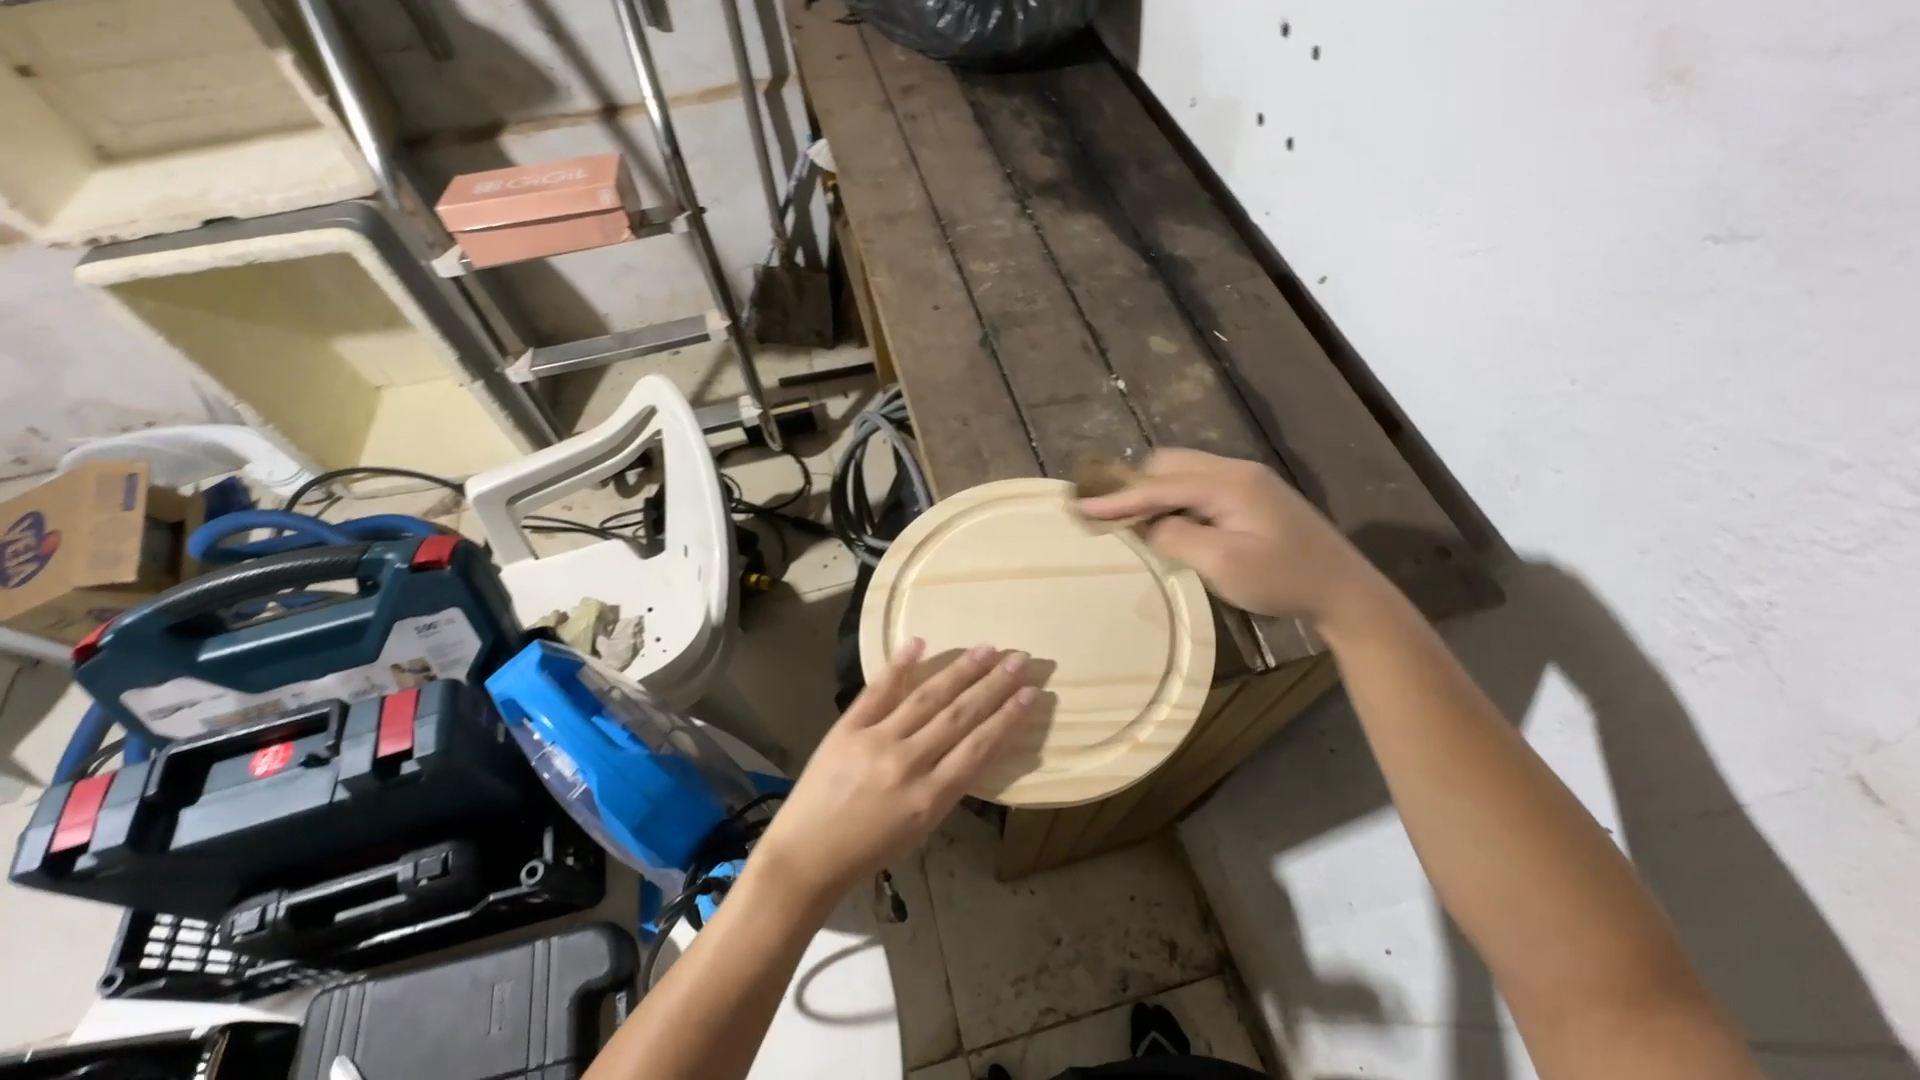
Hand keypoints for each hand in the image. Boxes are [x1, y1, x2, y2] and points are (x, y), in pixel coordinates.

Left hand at [750, 639, 1034, 910]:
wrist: (805, 856)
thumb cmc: (868, 851)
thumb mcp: (920, 829)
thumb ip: (945, 786)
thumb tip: (970, 744)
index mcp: (930, 799)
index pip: (979, 748)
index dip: (1009, 718)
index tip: (1031, 693)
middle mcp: (907, 765)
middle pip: (959, 716)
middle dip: (993, 685)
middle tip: (1019, 659)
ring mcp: (875, 743)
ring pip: (926, 698)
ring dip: (960, 670)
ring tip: (987, 649)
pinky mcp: (846, 730)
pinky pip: (877, 692)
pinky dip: (900, 666)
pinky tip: (920, 643)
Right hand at [1078, 448, 1389, 628]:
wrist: (1344, 590)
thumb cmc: (1284, 581)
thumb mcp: (1224, 565)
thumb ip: (1177, 538)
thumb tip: (1145, 525)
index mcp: (1229, 483)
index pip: (1159, 485)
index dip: (1118, 499)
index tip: (1081, 509)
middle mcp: (1236, 471)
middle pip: (1169, 464)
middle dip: (1134, 486)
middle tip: (1108, 516)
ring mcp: (1248, 481)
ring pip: (1183, 471)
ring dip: (1154, 491)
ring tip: (1132, 521)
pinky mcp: (1254, 496)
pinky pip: (1199, 485)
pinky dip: (1175, 498)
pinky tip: (1170, 523)